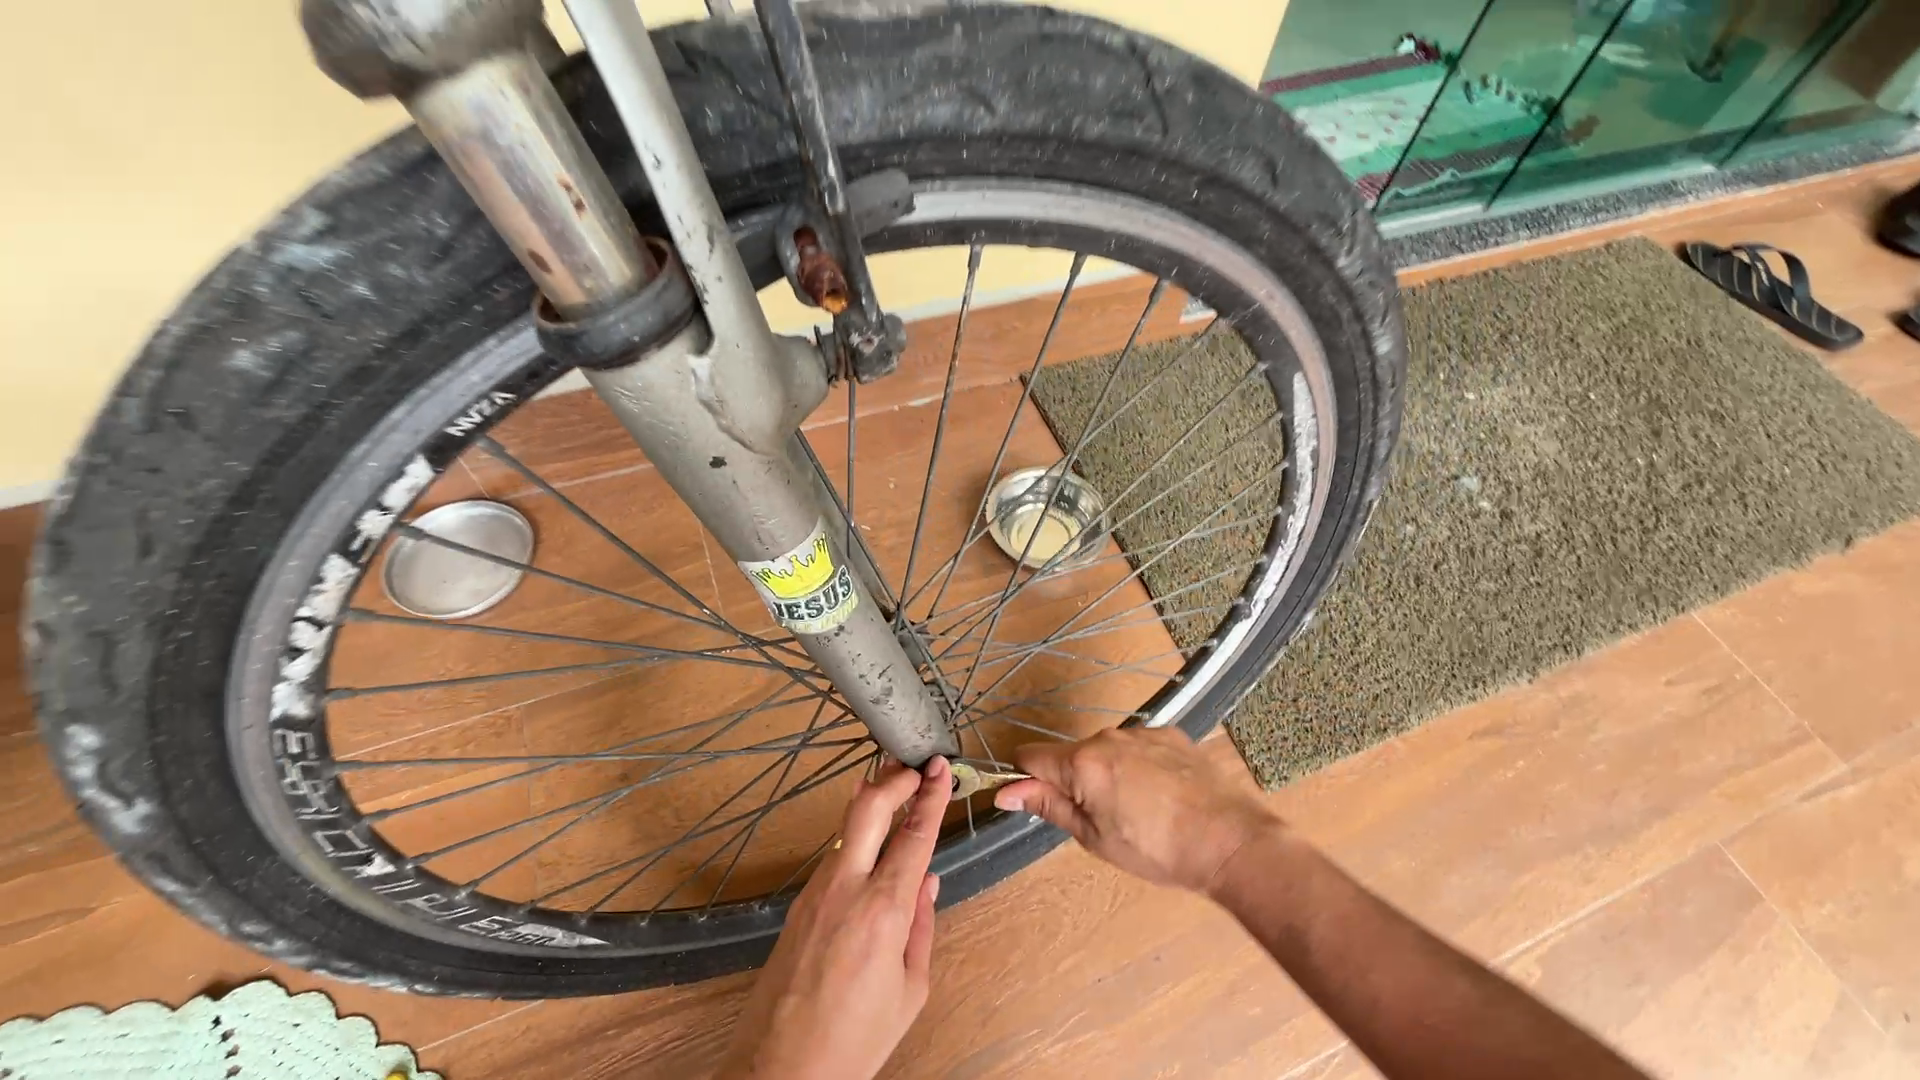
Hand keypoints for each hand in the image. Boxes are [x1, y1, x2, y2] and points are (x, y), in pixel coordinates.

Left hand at [716, 756, 948, 1079]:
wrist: (779, 1071)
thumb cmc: (853, 1040)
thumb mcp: (909, 990)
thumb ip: (921, 928)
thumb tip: (927, 883)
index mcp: (883, 911)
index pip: (914, 836)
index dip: (931, 796)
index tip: (940, 768)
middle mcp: (845, 890)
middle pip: (868, 809)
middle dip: (893, 778)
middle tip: (914, 764)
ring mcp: (815, 893)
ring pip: (847, 830)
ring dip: (872, 804)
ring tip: (893, 788)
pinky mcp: (798, 905)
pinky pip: (833, 858)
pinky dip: (854, 838)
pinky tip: (867, 841)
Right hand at [993, 728, 1278, 895]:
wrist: (1231, 841)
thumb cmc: (1158, 850)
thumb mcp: (1095, 838)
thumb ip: (1049, 806)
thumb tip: (1005, 791)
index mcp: (1082, 762)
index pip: (1030, 756)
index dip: (1026, 780)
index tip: (1037, 803)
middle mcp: (1108, 737)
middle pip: (1071, 755)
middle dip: (1075, 783)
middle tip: (1101, 822)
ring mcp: (1142, 733)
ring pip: (1106, 752)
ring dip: (1108, 775)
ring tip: (1139, 813)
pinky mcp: (1171, 735)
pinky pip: (1138, 748)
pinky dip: (1139, 768)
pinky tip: (1162, 797)